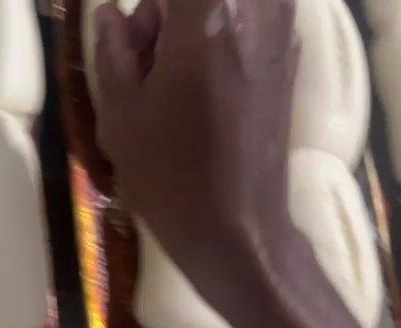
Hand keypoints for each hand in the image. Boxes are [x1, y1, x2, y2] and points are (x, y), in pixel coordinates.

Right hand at [93, 0, 338, 327]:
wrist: (237, 231)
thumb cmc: (170, 179)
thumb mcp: (121, 119)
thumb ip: (112, 52)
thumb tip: (111, 13)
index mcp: (208, 7)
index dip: (148, 13)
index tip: (131, 41)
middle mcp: (255, 1)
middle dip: (162, 13)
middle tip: (138, 58)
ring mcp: (281, 24)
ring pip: (224, 5)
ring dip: (189, 26)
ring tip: (166, 77)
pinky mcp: (289, 54)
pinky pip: (247, 19)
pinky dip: (218, 38)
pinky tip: (198, 88)